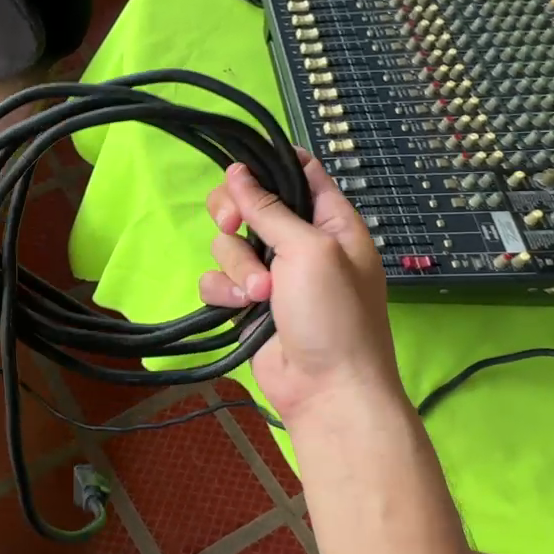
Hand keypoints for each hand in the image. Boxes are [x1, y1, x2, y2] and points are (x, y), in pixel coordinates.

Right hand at [198, 155, 403, 423]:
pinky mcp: (245, 299)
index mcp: (327, 220)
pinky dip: (223, 290)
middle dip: (234, 213)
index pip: (297, 171)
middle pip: (248, 201)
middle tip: (232, 224)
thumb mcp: (310, 251)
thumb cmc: (336, 315)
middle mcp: (296, 240)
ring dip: (237, 266)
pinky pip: (217, 277)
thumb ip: (269, 208)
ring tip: (259, 295)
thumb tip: (237, 169)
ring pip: (228, 241)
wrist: (326, 390)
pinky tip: (240, 307)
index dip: (267, 164)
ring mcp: (269, 270)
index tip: (240, 167)